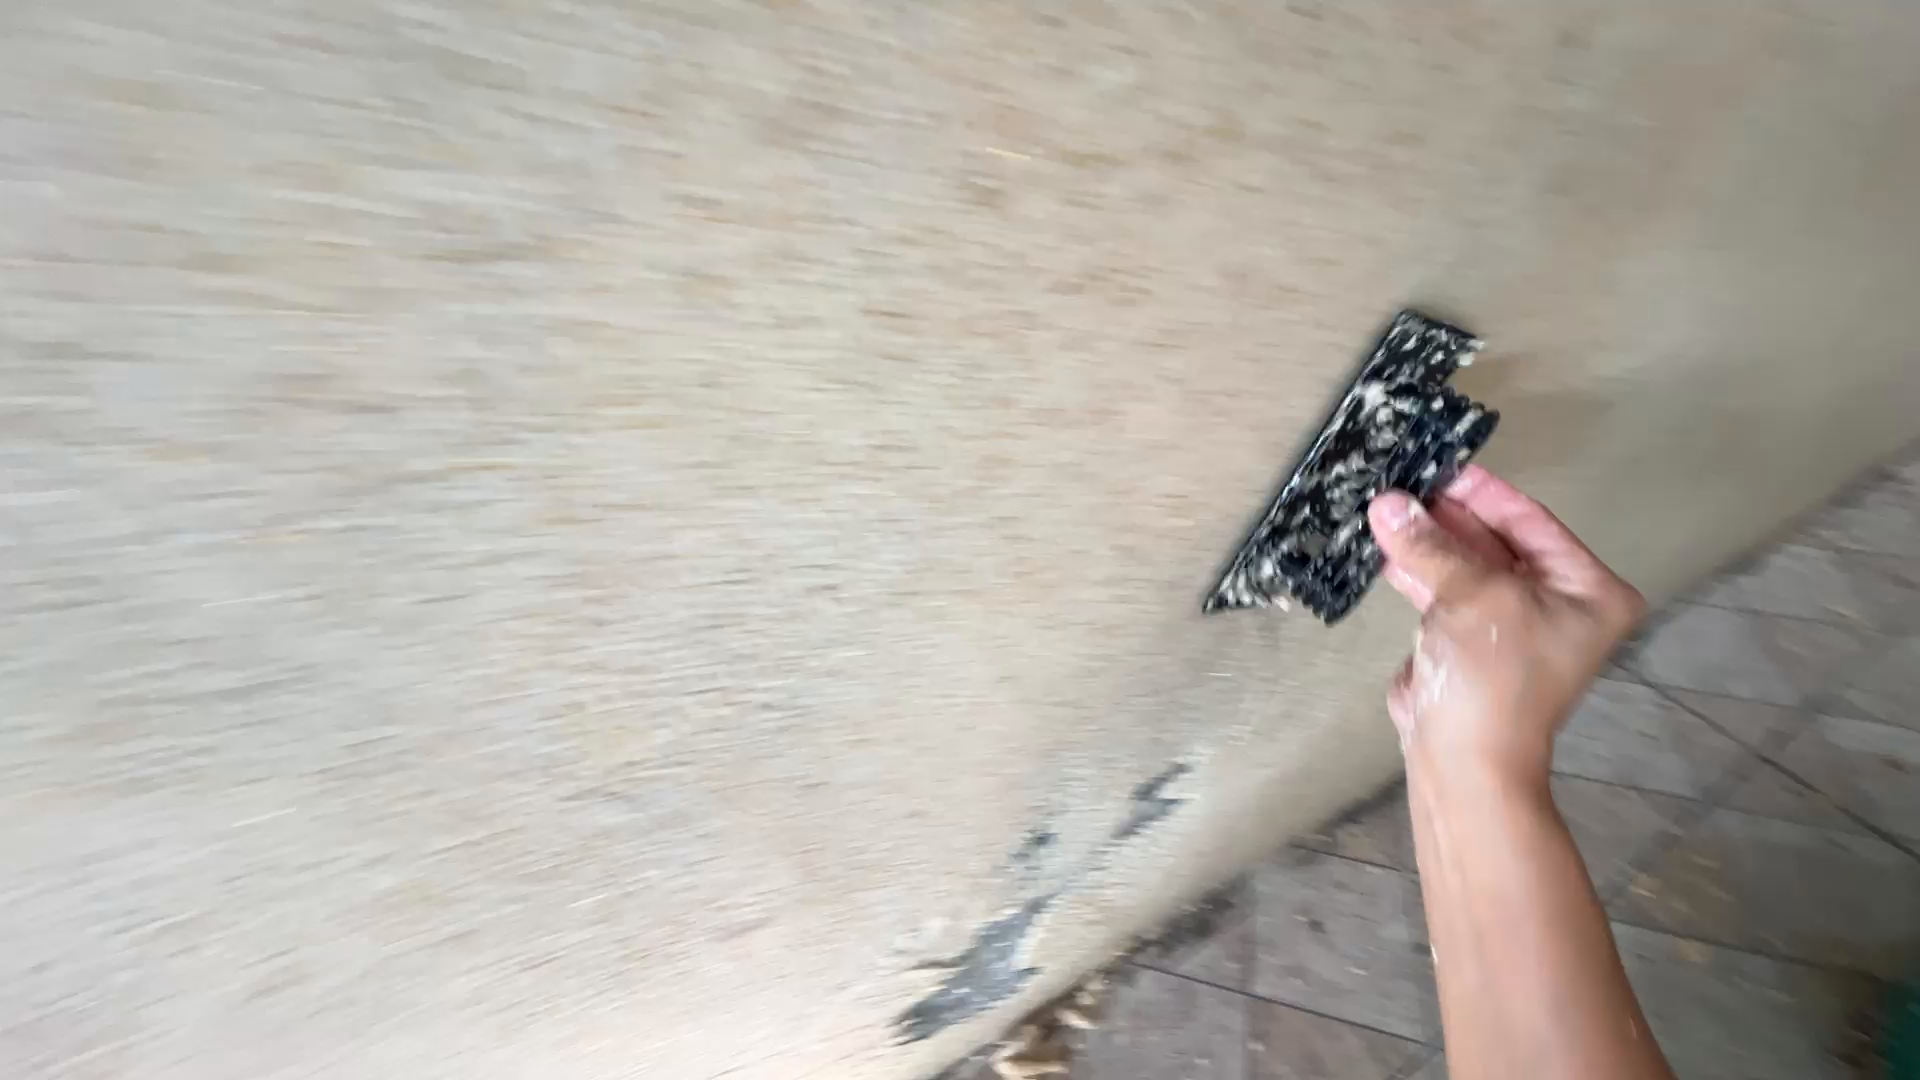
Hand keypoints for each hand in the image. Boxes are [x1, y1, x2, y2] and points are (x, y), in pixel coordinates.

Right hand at [1366, 466, 1645, 787]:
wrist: (1463, 752)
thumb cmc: (1494, 671)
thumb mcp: (1471, 595)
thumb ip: (1431, 544)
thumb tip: (1386, 500)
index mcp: (1585, 588)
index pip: (1530, 521)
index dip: (1484, 492)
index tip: (1439, 466)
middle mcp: (1551, 598)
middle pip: (1492, 539)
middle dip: (1445, 514)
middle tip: (1401, 484)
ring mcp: (1503, 618)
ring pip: (1459, 563)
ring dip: (1423, 539)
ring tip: (1383, 510)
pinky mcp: (1461, 635)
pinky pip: (1437, 587)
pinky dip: (1411, 567)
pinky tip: (1383, 547)